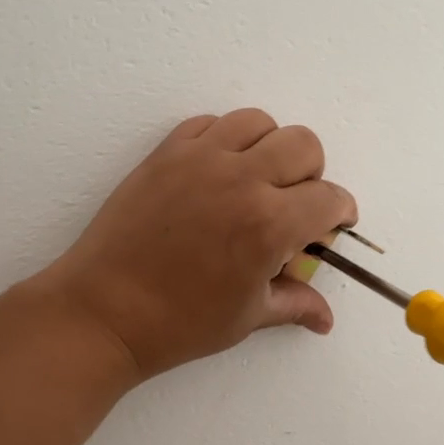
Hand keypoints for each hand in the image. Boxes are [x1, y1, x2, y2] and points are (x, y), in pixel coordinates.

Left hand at [40, 110, 356, 379]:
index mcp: (269, 225)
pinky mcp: (166, 153)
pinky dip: (225, 139)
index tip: (333, 225)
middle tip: (296, 204)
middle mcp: (241, 180)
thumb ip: (294, 303)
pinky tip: (219, 172)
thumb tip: (324, 316)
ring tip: (258, 180)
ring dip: (270, 147)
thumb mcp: (247, 317)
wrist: (104, 312)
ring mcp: (200, 160)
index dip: (339, 213)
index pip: (329, 198)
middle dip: (312, 174)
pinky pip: (210, 124)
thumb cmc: (178, 322)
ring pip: (259, 122)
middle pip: (304, 146)